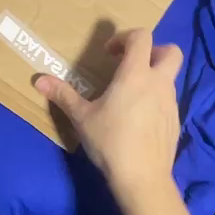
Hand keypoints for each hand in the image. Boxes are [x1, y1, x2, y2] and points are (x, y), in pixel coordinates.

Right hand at [36, 28, 182, 203]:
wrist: (142, 177)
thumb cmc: (110, 141)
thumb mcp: (82, 118)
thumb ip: (63, 95)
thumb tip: (38, 80)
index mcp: (136, 75)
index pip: (141, 37)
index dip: (124, 37)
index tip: (108, 53)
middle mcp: (158, 83)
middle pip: (171, 51)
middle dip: (154, 51)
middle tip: (130, 65)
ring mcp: (171, 103)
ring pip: (169, 77)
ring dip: (152, 77)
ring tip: (128, 96)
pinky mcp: (175, 121)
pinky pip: (168, 100)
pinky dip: (155, 99)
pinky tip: (137, 119)